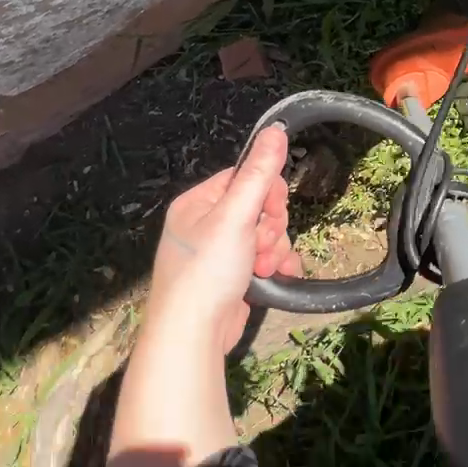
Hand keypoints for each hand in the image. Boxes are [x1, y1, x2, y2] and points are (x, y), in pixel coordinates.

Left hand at [140, 125, 301, 356]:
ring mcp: (217, 251)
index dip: (267, 192)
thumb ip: (259, 172)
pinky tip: (275, 276)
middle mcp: (204, 224)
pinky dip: (275, 264)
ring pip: (267, 231)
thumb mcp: (236, 216)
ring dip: (275, 247)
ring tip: (263, 267)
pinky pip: (264, 255)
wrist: (192, 337)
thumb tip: (275, 129)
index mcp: (197, 203)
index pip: (246, 177)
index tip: (270, 210)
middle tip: (261, 243)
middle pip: (260, 205)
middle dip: (272, 225)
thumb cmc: (207, 272)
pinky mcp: (230, 274)